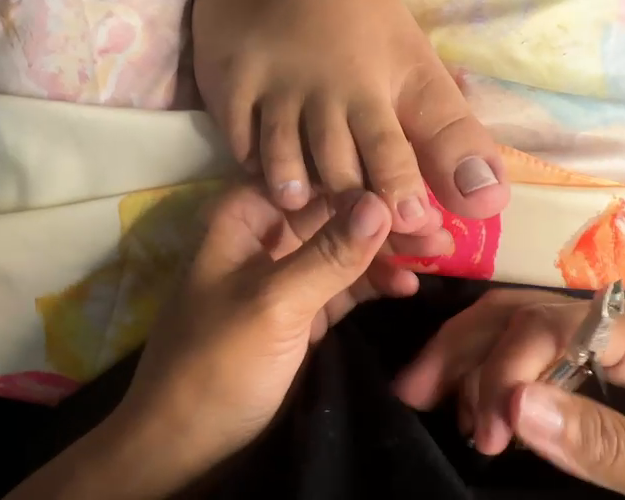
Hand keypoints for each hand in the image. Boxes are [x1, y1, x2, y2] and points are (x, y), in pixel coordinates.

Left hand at [117, 185, 415, 468]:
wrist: (183, 446)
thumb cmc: (215, 363)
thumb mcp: (273, 304)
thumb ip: (328, 255)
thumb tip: (382, 203)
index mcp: (244, 214)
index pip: (310, 176)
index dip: (362, 177)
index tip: (417, 186)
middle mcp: (265, 233)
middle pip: (332, 210)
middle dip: (383, 215)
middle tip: (441, 225)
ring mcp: (284, 274)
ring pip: (343, 247)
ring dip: (387, 250)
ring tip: (440, 252)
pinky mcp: (301, 312)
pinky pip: (345, 286)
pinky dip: (375, 283)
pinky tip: (408, 284)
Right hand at [193, 0, 509, 241]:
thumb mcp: (413, 56)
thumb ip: (448, 130)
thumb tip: (490, 202)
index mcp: (376, 87)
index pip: (395, 168)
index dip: (404, 208)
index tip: (413, 234)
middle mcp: (324, 94)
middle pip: (339, 177)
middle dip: (353, 216)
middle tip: (359, 239)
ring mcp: (270, 87)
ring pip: (284, 167)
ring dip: (298, 194)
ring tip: (305, 209)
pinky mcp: (227, 79)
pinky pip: (237, 141)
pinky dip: (252, 163)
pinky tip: (262, 171)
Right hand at [393, 291, 624, 499]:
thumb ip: (611, 446)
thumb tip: (513, 403)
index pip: (551, 323)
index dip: (505, 365)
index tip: (486, 432)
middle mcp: (624, 323)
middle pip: (522, 315)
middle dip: (466, 350)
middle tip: (415, 394)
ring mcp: (614, 346)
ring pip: (518, 331)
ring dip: (470, 360)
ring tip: (425, 396)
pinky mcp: (608, 375)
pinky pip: (535, 362)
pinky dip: (493, 378)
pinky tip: (469, 402)